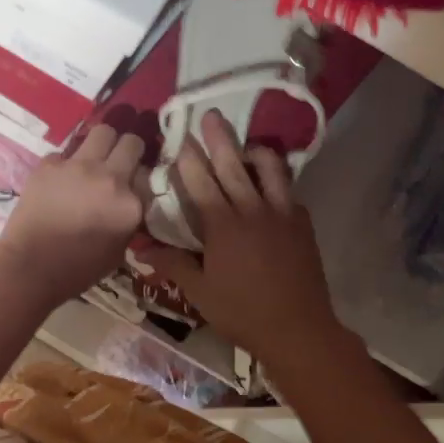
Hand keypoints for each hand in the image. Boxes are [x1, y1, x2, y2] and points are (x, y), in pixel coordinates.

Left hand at [0, 124, 145, 306]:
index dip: (140, 177)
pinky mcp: (49, 165)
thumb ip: (129, 219)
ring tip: (92, 159)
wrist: (30, 268)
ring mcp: (78, 166)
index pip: (148, 173)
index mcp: (131, 203)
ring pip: (102, 131)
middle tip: (116, 163)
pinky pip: (64, 152)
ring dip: (101, 143)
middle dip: (126, 150)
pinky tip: (57, 181)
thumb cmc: (77, 270)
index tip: (133, 183)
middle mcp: (110, 177)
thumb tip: (128, 199)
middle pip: (131, 142)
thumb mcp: (118, 251)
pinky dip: (64, 164)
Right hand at [140, 114, 347, 360]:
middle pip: (234, 166)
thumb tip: (141, 248)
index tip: (179, 138)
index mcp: (224, 227)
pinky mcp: (302, 225)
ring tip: (246, 144)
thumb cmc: (240, 312)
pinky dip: (277, 180)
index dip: (188, 160)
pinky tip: (270, 185)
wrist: (297, 327)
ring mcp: (283, 215)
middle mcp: (254, 211)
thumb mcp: (199, 292)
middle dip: (220, 140)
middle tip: (211, 115)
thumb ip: (173, 264)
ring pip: (271, 171)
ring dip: (256, 152)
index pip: (201, 184)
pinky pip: (288, 192)